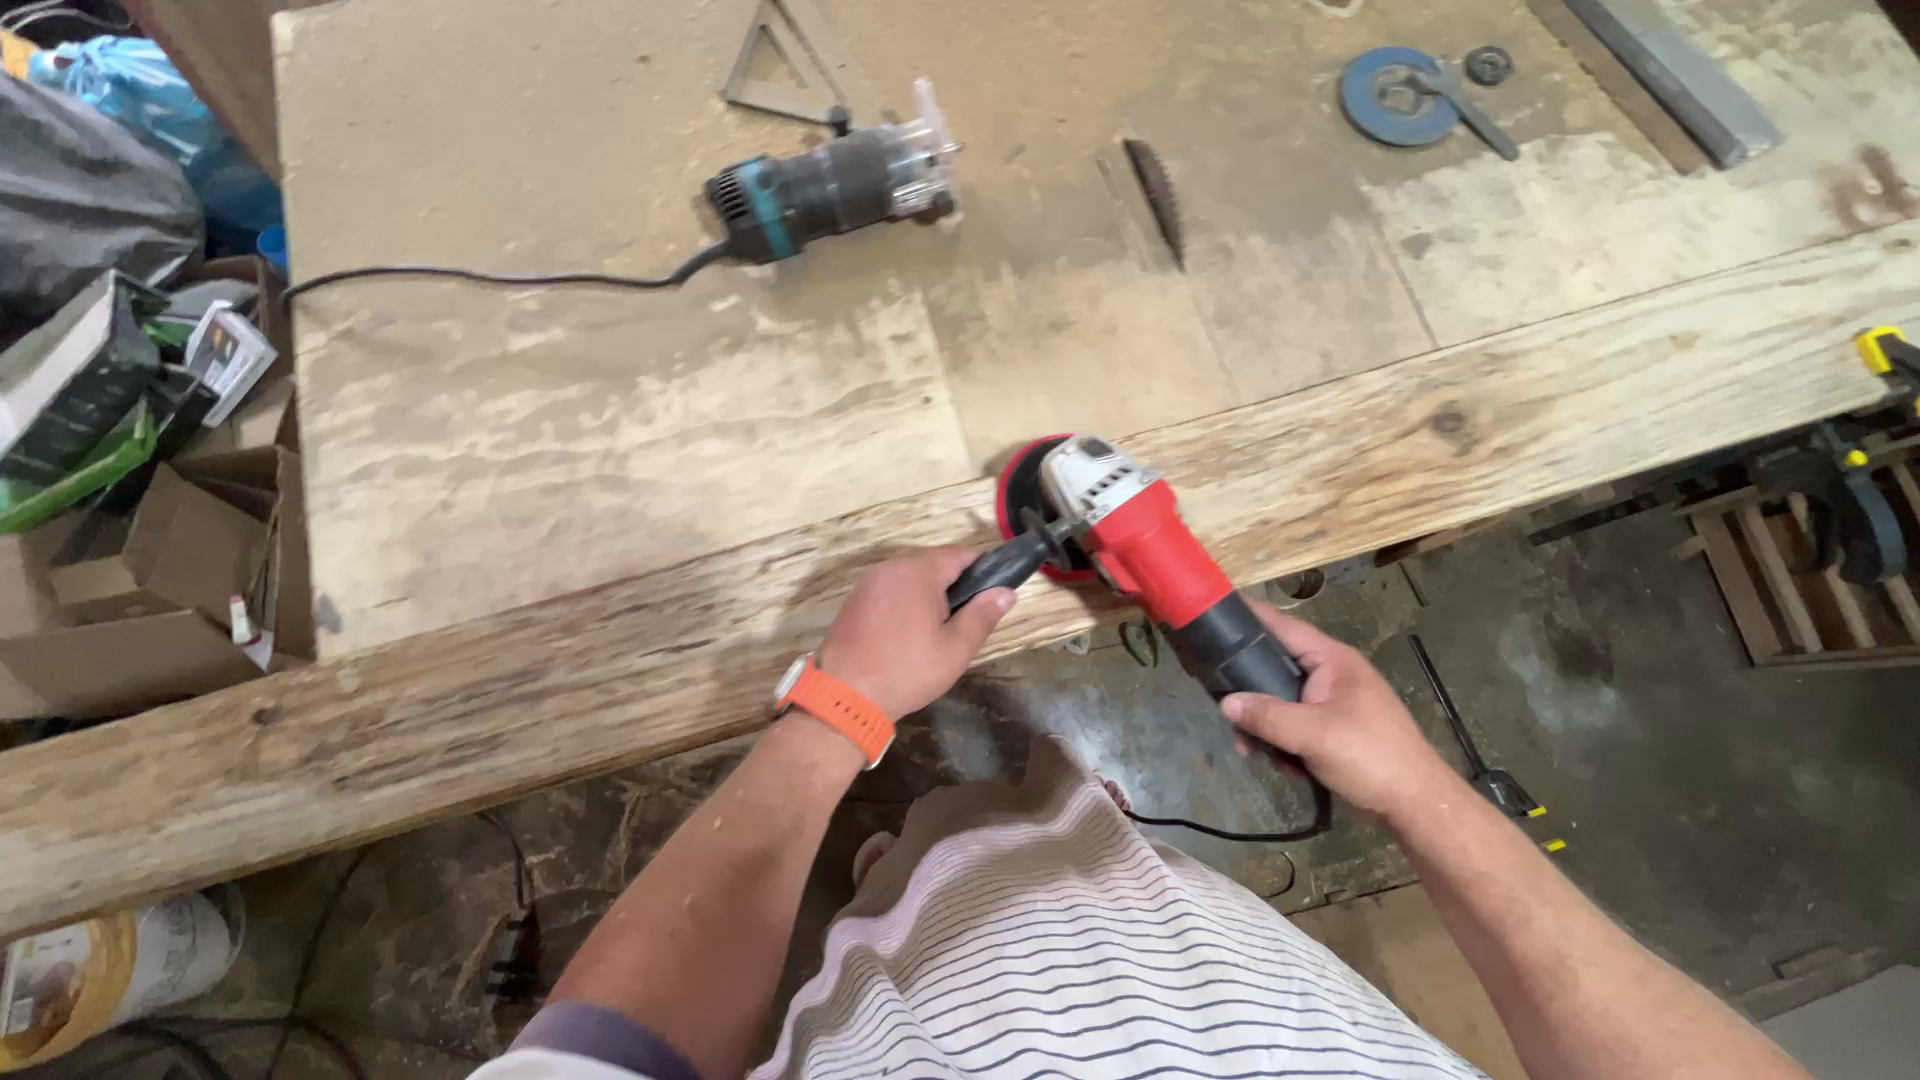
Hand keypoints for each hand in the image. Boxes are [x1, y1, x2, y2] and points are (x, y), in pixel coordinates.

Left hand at [816, 547, 1016, 718]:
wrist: (843, 697)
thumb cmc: (907, 671)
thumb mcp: (955, 648)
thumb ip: (982, 615)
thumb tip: (1006, 592)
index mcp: (917, 572)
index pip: (959, 554)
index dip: (982, 568)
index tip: (994, 591)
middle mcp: (889, 567)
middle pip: (933, 563)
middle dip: (954, 584)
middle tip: (967, 619)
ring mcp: (868, 583)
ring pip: (910, 577)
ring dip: (928, 594)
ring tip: (939, 629)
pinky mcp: (854, 601)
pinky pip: (890, 590)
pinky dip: (905, 602)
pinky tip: (909, 633)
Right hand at [1220, 602, 1461, 820]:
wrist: (1416, 806)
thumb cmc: (1371, 758)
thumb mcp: (1314, 735)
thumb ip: (1267, 716)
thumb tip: (1225, 703)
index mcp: (1333, 661)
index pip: (1284, 627)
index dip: (1249, 618)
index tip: (1212, 613)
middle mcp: (1332, 675)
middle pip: (1275, 668)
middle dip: (1249, 692)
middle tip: (1223, 707)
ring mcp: (1333, 703)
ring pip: (1281, 702)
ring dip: (1264, 726)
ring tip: (1252, 750)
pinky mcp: (1332, 729)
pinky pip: (1293, 725)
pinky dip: (1283, 743)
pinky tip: (1284, 767)